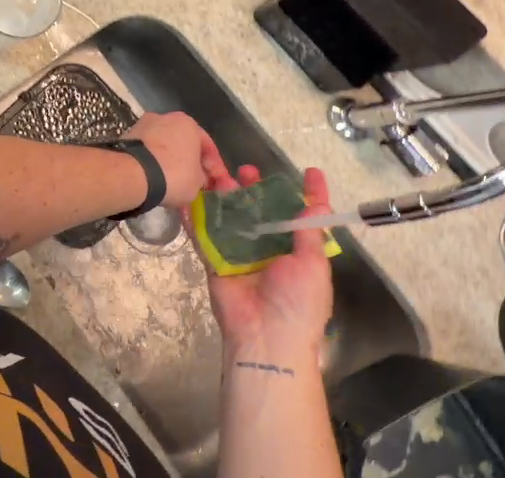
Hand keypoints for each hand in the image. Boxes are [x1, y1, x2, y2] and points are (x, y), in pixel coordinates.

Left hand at [126, 111, 228, 209]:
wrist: (131, 173)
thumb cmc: (173, 174)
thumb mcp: (199, 182)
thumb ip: (204, 178)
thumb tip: (200, 179)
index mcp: (187, 123)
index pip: (207, 146)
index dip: (216, 168)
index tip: (219, 185)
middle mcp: (163, 118)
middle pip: (184, 145)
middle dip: (192, 165)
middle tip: (198, 186)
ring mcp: (142, 126)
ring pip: (164, 149)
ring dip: (172, 166)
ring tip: (178, 188)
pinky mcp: (126, 138)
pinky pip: (148, 154)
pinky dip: (155, 166)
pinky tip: (159, 183)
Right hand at [193, 164, 335, 359]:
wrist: (265, 334)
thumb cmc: (298, 301)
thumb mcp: (312, 266)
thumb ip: (309, 234)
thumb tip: (317, 203)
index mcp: (296, 250)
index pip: (303, 216)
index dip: (308, 193)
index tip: (311, 171)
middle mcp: (268, 247)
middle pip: (259, 210)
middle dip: (253, 188)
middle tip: (246, 171)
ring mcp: (238, 252)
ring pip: (230, 215)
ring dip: (224, 194)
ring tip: (217, 174)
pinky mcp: (213, 258)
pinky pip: (201, 233)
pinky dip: (193, 214)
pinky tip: (187, 194)